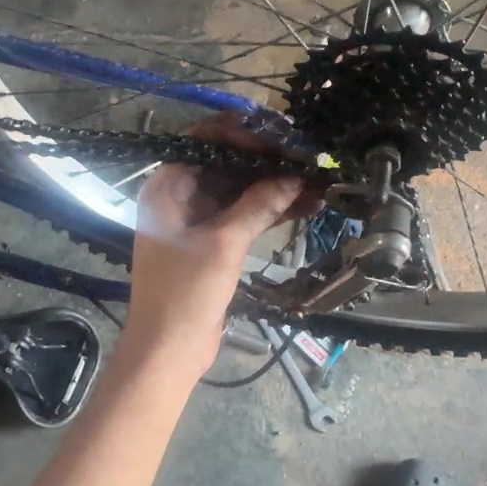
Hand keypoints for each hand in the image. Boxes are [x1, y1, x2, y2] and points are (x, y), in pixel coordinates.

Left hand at [123, 119, 320, 375]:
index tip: (285, 138)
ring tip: (318, 184)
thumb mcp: (223, 244)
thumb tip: (295, 176)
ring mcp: (195, 221)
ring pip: (240, 192)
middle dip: (269, 164)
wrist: (169, 350)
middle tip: (310, 159)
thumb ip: (258, 204)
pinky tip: (306, 207)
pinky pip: (242, 216)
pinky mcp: (212, 243)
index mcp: (168, 187)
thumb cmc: (185, 292)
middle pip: (227, 165)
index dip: (246, 136)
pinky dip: (269, 212)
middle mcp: (179, 197)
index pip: (207, 141)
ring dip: (275, 188)